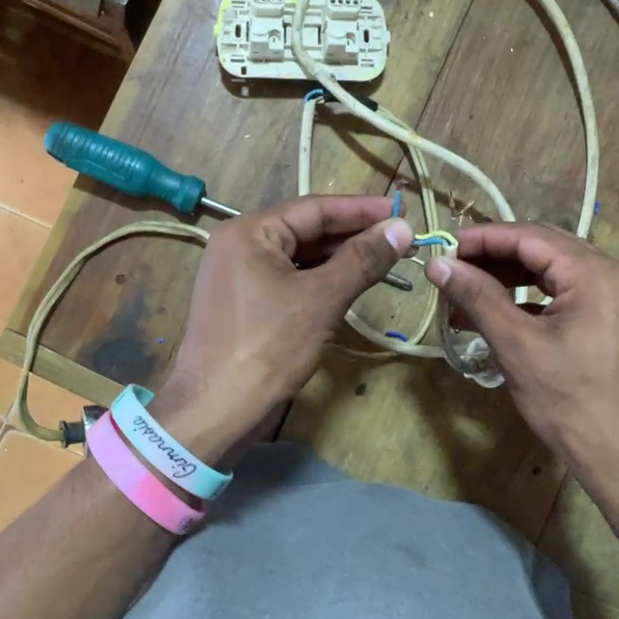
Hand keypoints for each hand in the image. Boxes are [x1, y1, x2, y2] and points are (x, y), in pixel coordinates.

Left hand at [160, 195, 411, 456]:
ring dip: (340, 259)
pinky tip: (351, 284)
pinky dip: (320, 280)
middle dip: (353, 235)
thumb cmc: (267, 347)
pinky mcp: (245, 304)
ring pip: (299, 257)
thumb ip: (362, 260)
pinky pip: (289, 280)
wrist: (215, 409)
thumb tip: (403, 229)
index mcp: (249, 231)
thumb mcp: (321, 299)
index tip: (402, 210)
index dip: (361, 210)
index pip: (314, 209)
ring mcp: (239, 275)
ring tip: (385, 260)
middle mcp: (240, 245)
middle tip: (401, 239)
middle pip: (306, 230)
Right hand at [423, 223, 618, 511]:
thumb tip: (437, 265)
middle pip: (545, 251)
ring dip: (510, 283)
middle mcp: (617, 276)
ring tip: (465, 299)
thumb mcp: (518, 347)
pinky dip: (533, 304)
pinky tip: (499, 319)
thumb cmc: (573, 405)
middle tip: (451, 271)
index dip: (483, 239)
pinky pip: (570, 299)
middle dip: (494, 260)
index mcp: (598, 274)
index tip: (443, 248)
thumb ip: (478, 298)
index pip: (531, 237)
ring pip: (556, 276)